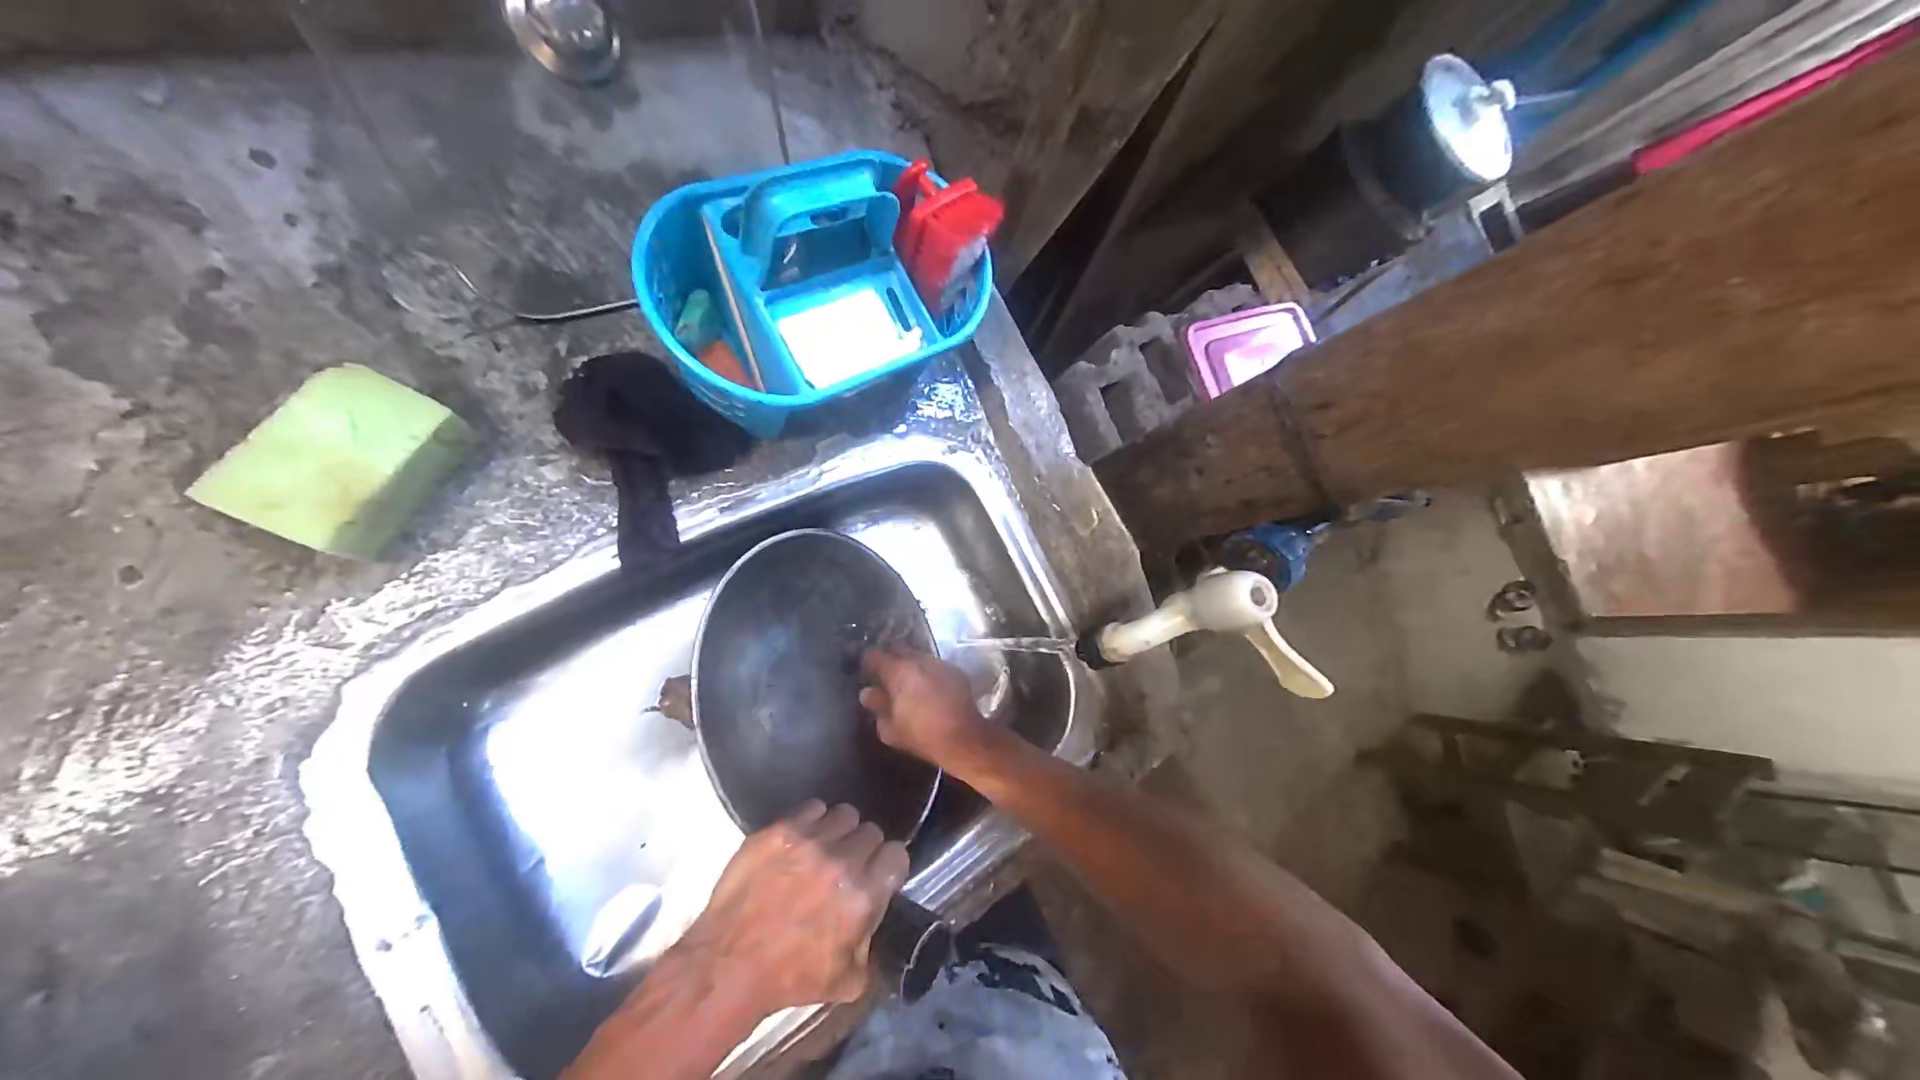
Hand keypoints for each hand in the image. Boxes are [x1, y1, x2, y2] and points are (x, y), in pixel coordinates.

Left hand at [679, 800, 907, 1012]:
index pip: (896, 854)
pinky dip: (812, 822)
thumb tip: (876, 919)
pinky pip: (811, 808)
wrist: (727, 967)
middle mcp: (841, 860)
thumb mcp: (848, 980)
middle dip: (864, 850)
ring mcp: (807, 841)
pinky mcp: (778, 831)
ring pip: (844, 814)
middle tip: (847, 867)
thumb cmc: (789, 978)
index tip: (877, 875)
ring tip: (825, 849)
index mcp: (863, 895)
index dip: (888, 866)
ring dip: (840, 832)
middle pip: (871, 831)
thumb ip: (872, 942)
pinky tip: (802, 842)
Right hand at [861, 649, 995, 770]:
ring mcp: (940, 663)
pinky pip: (935, 666)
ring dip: (911, 666)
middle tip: (886, 677)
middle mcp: (919, 660)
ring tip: (908, 683)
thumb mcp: (890, 729)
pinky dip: (928, 673)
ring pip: (918, 656)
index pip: (875, 656)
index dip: (868, 663)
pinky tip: (929, 688)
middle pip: (898, 650)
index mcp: (899, 671)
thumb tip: (868, 693)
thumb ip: (877, 706)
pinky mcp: (956, 671)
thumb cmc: (921, 735)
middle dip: (890, 660)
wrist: (964, 739)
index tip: (866, 673)